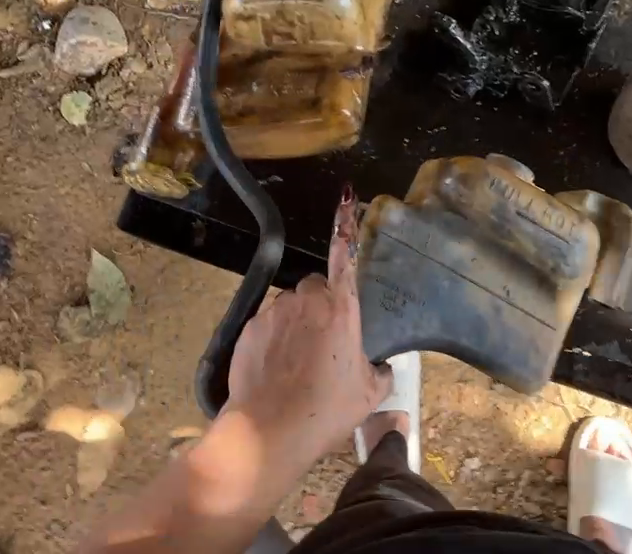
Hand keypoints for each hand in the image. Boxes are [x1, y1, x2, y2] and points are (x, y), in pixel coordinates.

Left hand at [222, 193, 391, 462]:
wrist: (269, 432)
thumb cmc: (325, 410)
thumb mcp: (369, 395)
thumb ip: (379, 371)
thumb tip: (381, 366)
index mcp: (340, 307)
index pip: (345, 256)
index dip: (346, 226)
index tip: (346, 197)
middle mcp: (307, 300)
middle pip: (315, 287)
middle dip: (320, 305)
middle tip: (324, 342)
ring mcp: (274, 311)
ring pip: (290, 306)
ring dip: (296, 324)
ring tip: (298, 363)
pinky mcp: (250, 327)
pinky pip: (267, 324)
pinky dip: (272, 339)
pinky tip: (276, 369)